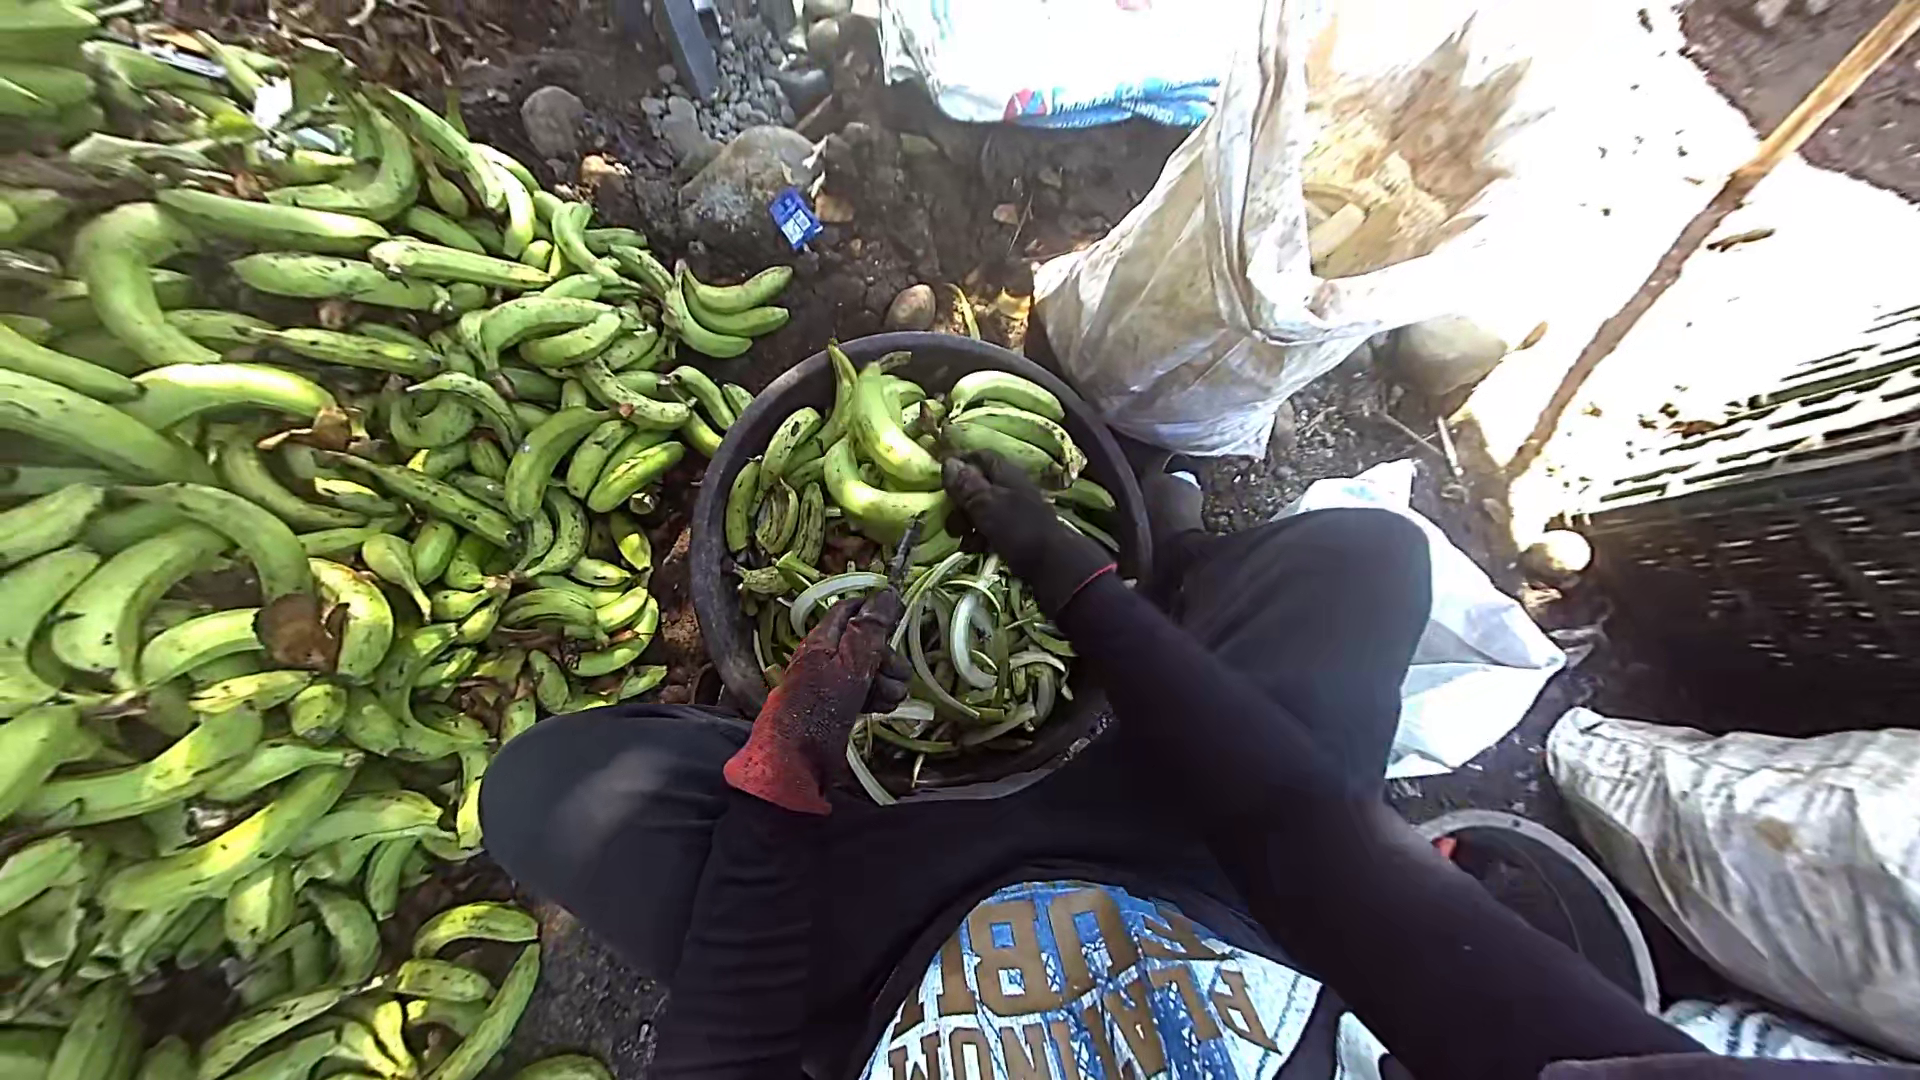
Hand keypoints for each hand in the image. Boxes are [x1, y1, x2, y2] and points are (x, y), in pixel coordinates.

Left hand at [724, 589, 908, 814]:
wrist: (796, 765)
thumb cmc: (818, 710)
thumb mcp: (848, 664)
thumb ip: (870, 630)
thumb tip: (889, 593)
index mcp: (823, 639)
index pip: (850, 610)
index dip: (874, 610)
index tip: (897, 619)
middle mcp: (828, 658)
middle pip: (869, 642)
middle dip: (887, 657)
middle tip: (891, 673)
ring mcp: (835, 683)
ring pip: (874, 669)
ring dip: (887, 681)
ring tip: (885, 698)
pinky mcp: (843, 707)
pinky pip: (870, 692)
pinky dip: (880, 698)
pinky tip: (882, 708)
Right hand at [943, 451, 1113, 615]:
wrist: (1054, 566)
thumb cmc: (1018, 530)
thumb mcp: (987, 505)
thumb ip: (967, 485)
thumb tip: (949, 462)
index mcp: (1006, 474)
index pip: (979, 457)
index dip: (959, 463)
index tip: (940, 478)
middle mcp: (1012, 488)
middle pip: (978, 486)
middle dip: (960, 502)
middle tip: (951, 521)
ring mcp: (1016, 511)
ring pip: (983, 510)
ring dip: (967, 523)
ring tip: (963, 540)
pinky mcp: (1019, 533)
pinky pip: (992, 529)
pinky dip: (980, 537)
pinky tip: (975, 550)